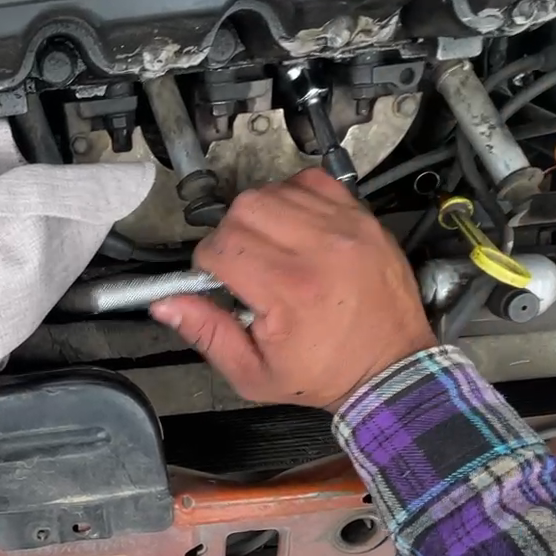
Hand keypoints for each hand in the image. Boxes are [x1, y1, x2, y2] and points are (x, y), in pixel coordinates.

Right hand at [150, 168, 435, 410]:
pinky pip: (312, 182)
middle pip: (243, 210)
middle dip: (229, 237)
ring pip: (273, 191)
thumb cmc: (325, 374)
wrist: (389, 369)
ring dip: (259, 217)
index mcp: (289, 291)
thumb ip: (207, 334)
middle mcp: (319, 250)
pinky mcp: (362, 218)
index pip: (220, 247)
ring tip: (267, 248)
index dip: (207, 264)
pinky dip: (293, 197)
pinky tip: (294, 228)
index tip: (217, 280)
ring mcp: (345, 228)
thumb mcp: (252, 373)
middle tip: (240, 265)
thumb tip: (167, 304)